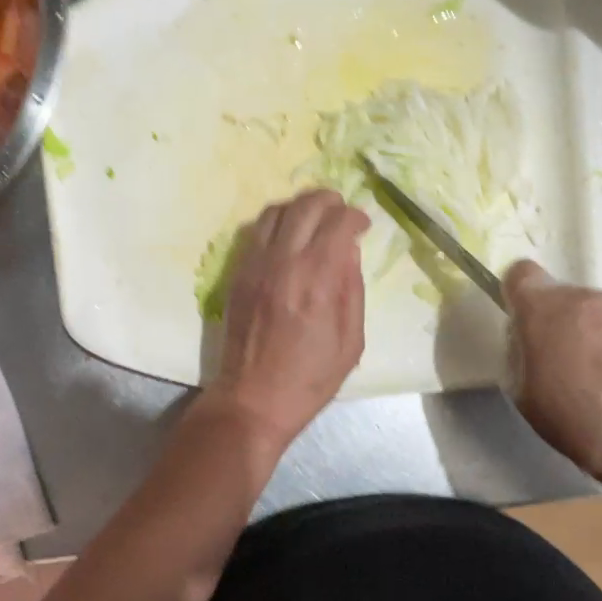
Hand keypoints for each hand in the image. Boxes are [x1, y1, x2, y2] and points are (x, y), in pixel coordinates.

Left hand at [203, 189, 371, 449]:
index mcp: (318, 281)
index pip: (339, 223)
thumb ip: (353, 291)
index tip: (364, 226)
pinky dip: (277, 223)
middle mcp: (284, 263)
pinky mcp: (237, 275)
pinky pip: (255, 231)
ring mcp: (255, 266)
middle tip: (341, 211)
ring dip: (300, 207)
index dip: (356, 217)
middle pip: (306, 206)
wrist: (253, 399)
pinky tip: (288, 237)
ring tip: (315, 219)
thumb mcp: (351, 343)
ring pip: (276, 211)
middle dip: (329, 201)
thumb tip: (349, 252)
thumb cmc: (309, 380)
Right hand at [503, 261, 601, 514]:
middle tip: (580, 372)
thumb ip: (525, 359)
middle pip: (576, 302)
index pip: (522, 276)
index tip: (526, 318)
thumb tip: (533, 347)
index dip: (522, 295)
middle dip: (574, 329)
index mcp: (546, 310)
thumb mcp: (527, 398)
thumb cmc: (579, 422)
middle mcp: (593, 296)